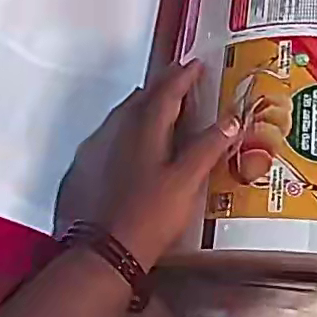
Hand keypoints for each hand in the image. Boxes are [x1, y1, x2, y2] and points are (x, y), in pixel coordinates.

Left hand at [103, 60, 241, 267]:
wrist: (101, 252)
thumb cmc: (149, 215)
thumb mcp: (187, 182)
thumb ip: (208, 148)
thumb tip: (231, 120)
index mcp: (143, 128)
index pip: (166, 92)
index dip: (183, 76)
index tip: (196, 64)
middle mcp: (116, 130)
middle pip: (142, 97)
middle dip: (163, 84)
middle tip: (181, 78)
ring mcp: (96, 148)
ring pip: (123, 114)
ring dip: (144, 104)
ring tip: (161, 105)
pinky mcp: (84, 167)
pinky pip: (110, 134)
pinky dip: (128, 127)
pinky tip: (133, 142)